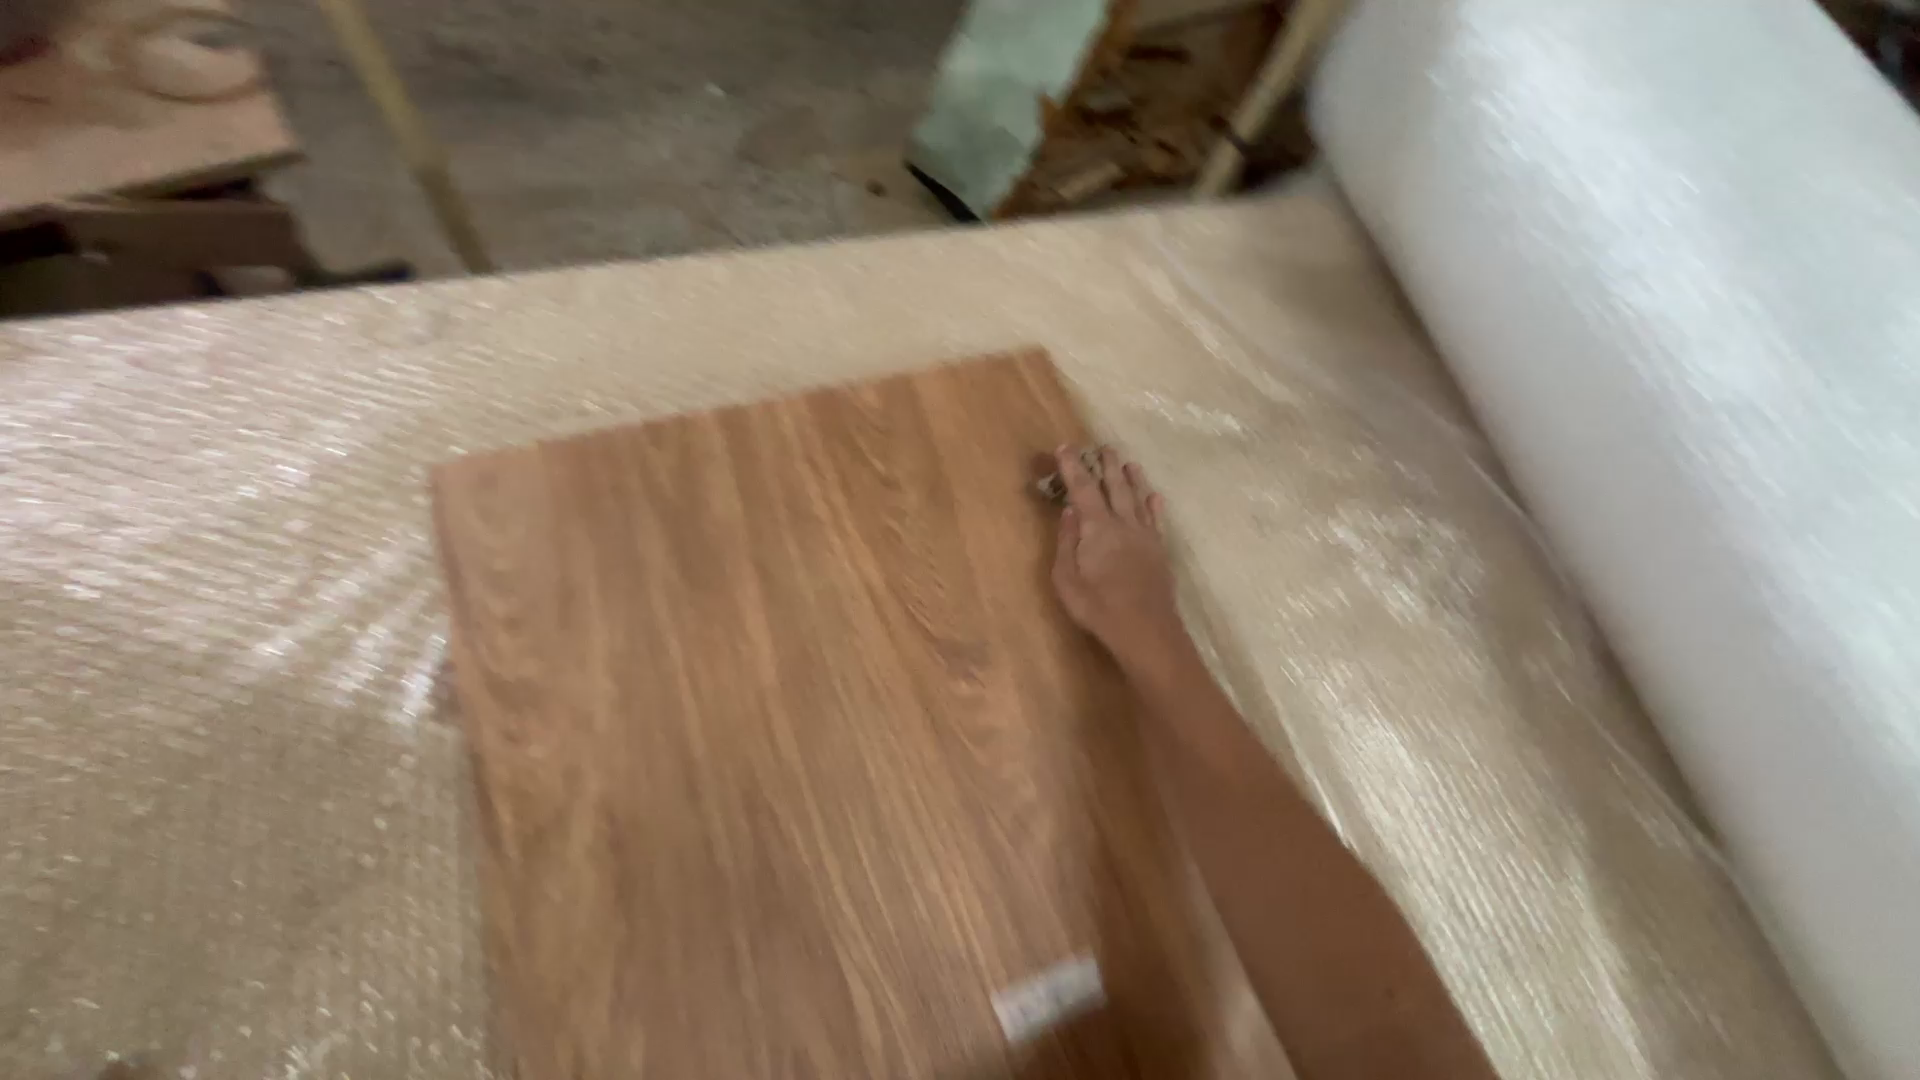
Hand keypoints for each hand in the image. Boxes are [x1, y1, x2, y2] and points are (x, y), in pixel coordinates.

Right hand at [1050, 445, 1189, 668]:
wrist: (1146, 630)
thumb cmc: (1098, 607)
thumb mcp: (1067, 578)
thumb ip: (1067, 542)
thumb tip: (1069, 511)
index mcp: (1097, 528)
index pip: (1082, 488)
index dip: (1073, 466)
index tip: (1066, 447)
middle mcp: (1124, 524)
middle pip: (1115, 486)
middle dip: (1108, 465)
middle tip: (1103, 447)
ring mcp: (1146, 537)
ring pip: (1139, 499)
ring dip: (1133, 479)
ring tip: (1129, 463)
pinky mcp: (1160, 551)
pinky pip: (1157, 520)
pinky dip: (1154, 505)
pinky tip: (1155, 497)